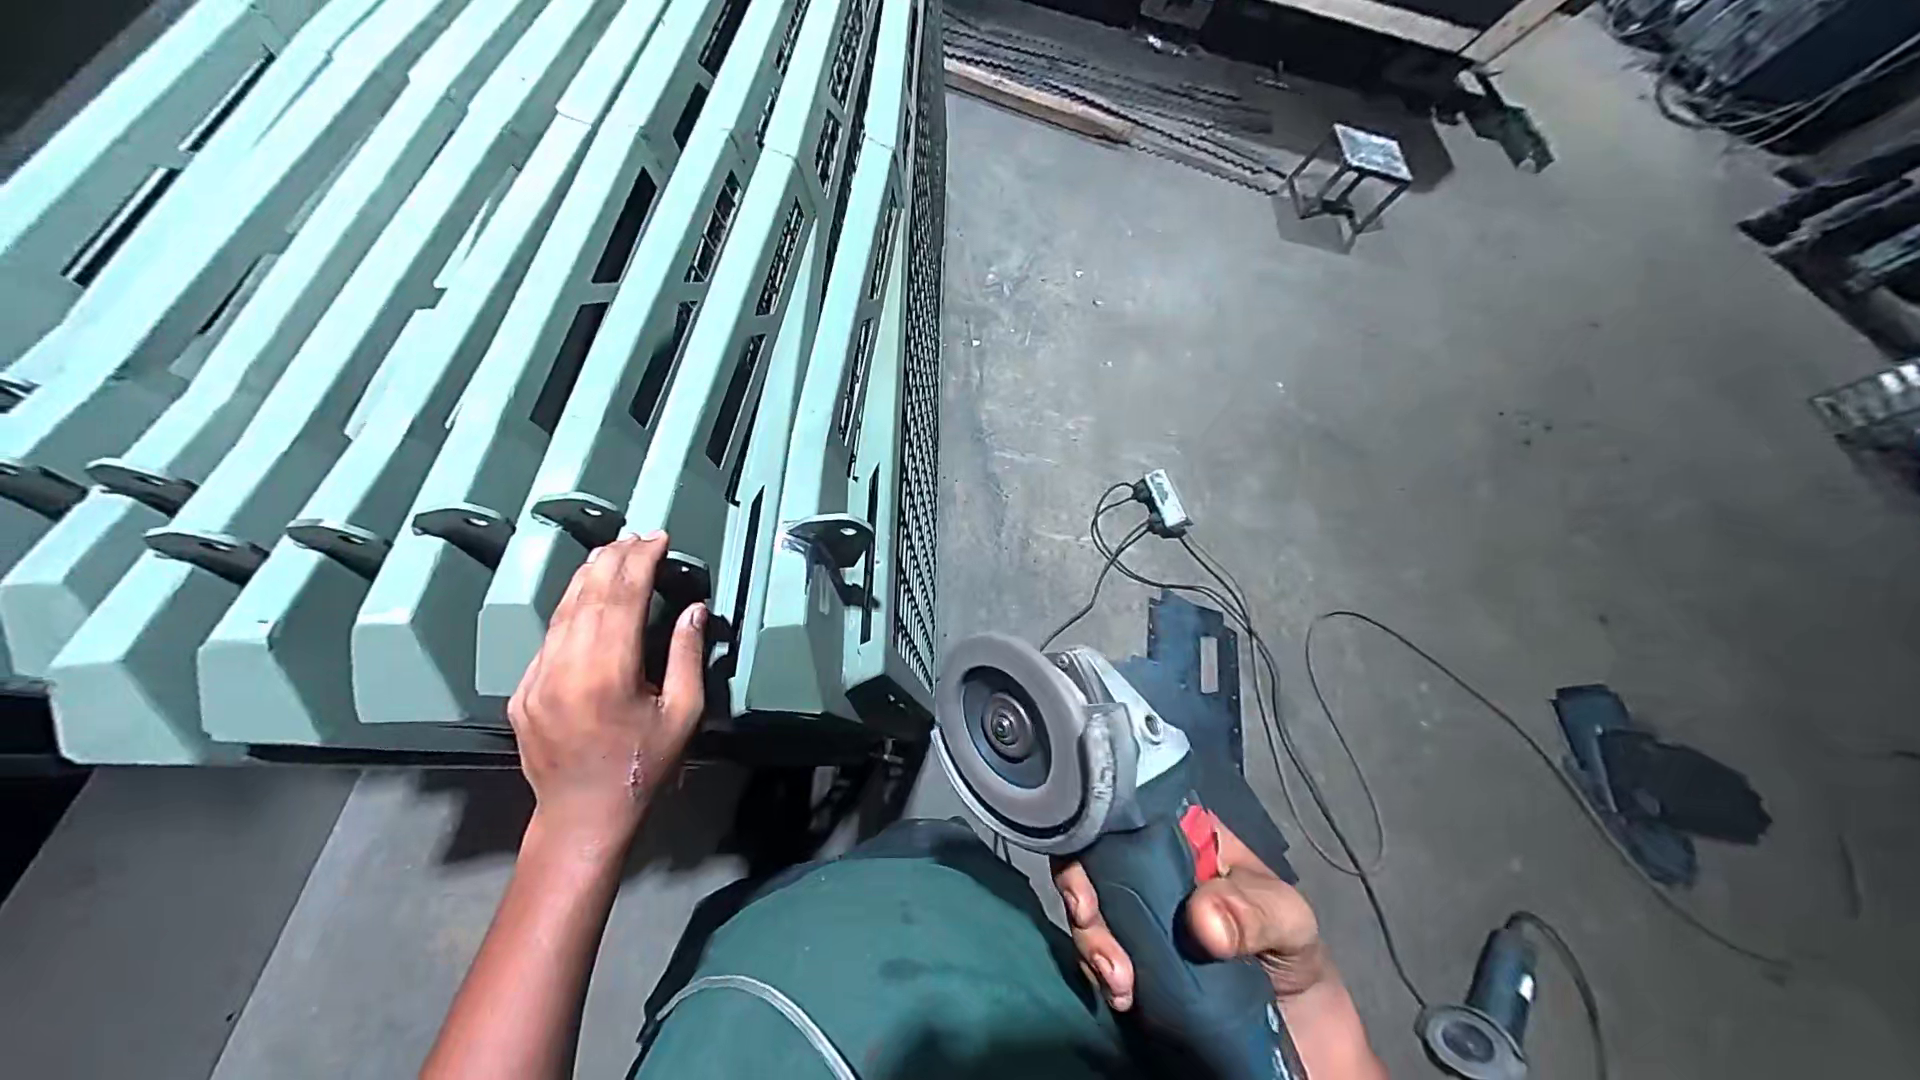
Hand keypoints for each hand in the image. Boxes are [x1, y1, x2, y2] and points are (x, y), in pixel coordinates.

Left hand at [507, 532, 706, 852]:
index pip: (623, 598)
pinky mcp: (522, 690)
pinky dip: (570, 607)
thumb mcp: (684, 713)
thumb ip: (687, 656)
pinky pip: (549, 636)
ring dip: (588, 576)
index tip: (657, 539)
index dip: (640, 561)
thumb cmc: (644, 765)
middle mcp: (565, 668)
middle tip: (636, 536)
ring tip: (611, 552)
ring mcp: (536, 679)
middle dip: (614, 559)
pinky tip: (585, 595)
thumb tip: (693, 610)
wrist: (583, 814)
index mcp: (609, 673)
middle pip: (589, 595)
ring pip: (562, 611)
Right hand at [1052, 820, 1325, 1010]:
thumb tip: (1201, 922)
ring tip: (1118, 981)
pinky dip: (1097, 973)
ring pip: (1089, 909)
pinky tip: (1118, 994)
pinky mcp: (1130, 961)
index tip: (1088, 879)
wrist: (1303, 1036)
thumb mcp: (1288, 920)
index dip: (1094, 834)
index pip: (1124, 815)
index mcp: (1180, 837)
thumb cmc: (1294, 951)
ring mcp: (1134, 916)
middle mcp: (1148, 869)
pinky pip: (1097, 957)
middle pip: (1092, 859)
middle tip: (1094, 931)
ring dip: (1091, 941)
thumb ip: (1252, 912)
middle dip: (1080, 892)